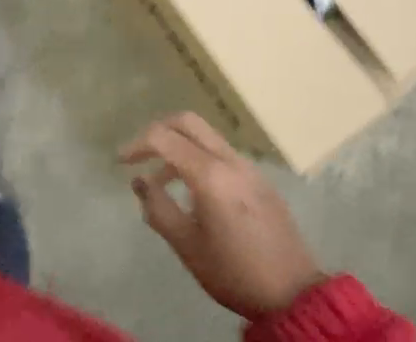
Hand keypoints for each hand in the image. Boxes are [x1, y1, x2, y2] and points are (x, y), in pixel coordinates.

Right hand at [120, 113, 326, 319]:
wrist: (294, 293)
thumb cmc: (234, 272)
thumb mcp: (186, 245)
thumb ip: (157, 208)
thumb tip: (139, 181)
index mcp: (210, 175)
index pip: (164, 138)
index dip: (137, 144)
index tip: (121, 162)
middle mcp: (230, 160)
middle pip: (187, 122)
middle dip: (159, 130)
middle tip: (140, 154)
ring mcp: (248, 167)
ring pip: (206, 137)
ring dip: (179, 146)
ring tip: (162, 181)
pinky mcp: (260, 179)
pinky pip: (222, 154)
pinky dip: (199, 158)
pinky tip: (194, 191)